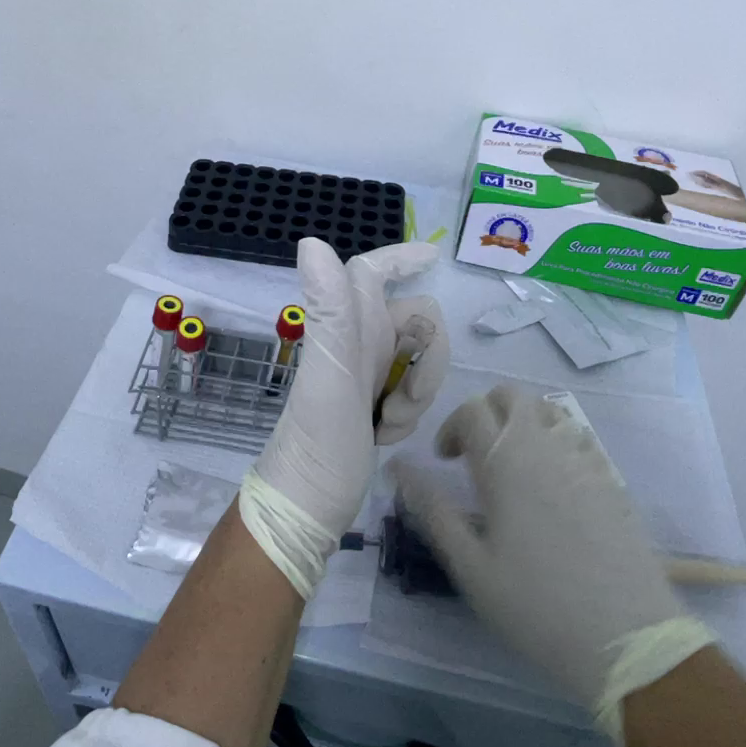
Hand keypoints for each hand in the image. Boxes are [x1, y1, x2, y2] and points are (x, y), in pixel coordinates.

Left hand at [239, 238, 446, 598]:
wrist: (307, 506)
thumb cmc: (319, 443)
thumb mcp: (330, 374)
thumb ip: (328, 310)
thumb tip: (311, 240)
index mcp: (346, 326)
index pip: (372, 272)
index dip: (402, 256)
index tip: (438, 259)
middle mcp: (355, 341)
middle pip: (413, 318)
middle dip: (427, 356)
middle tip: (402, 399)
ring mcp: (364, 372)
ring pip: (416, 357)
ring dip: (417, 390)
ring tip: (388, 425)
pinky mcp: (372, 402)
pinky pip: (410, 390)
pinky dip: (409, 410)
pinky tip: (385, 437)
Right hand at [391, 386, 714, 740]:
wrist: (627, 637)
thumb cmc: (536, 606)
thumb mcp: (471, 567)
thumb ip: (433, 510)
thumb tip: (398, 468)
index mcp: (505, 464)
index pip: (471, 410)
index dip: (451, 427)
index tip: (446, 462)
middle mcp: (544, 448)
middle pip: (511, 395)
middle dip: (485, 412)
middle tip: (476, 456)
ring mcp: (583, 460)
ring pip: (547, 409)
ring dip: (522, 423)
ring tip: (514, 467)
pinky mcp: (610, 479)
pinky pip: (577, 437)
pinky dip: (555, 443)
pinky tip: (552, 487)